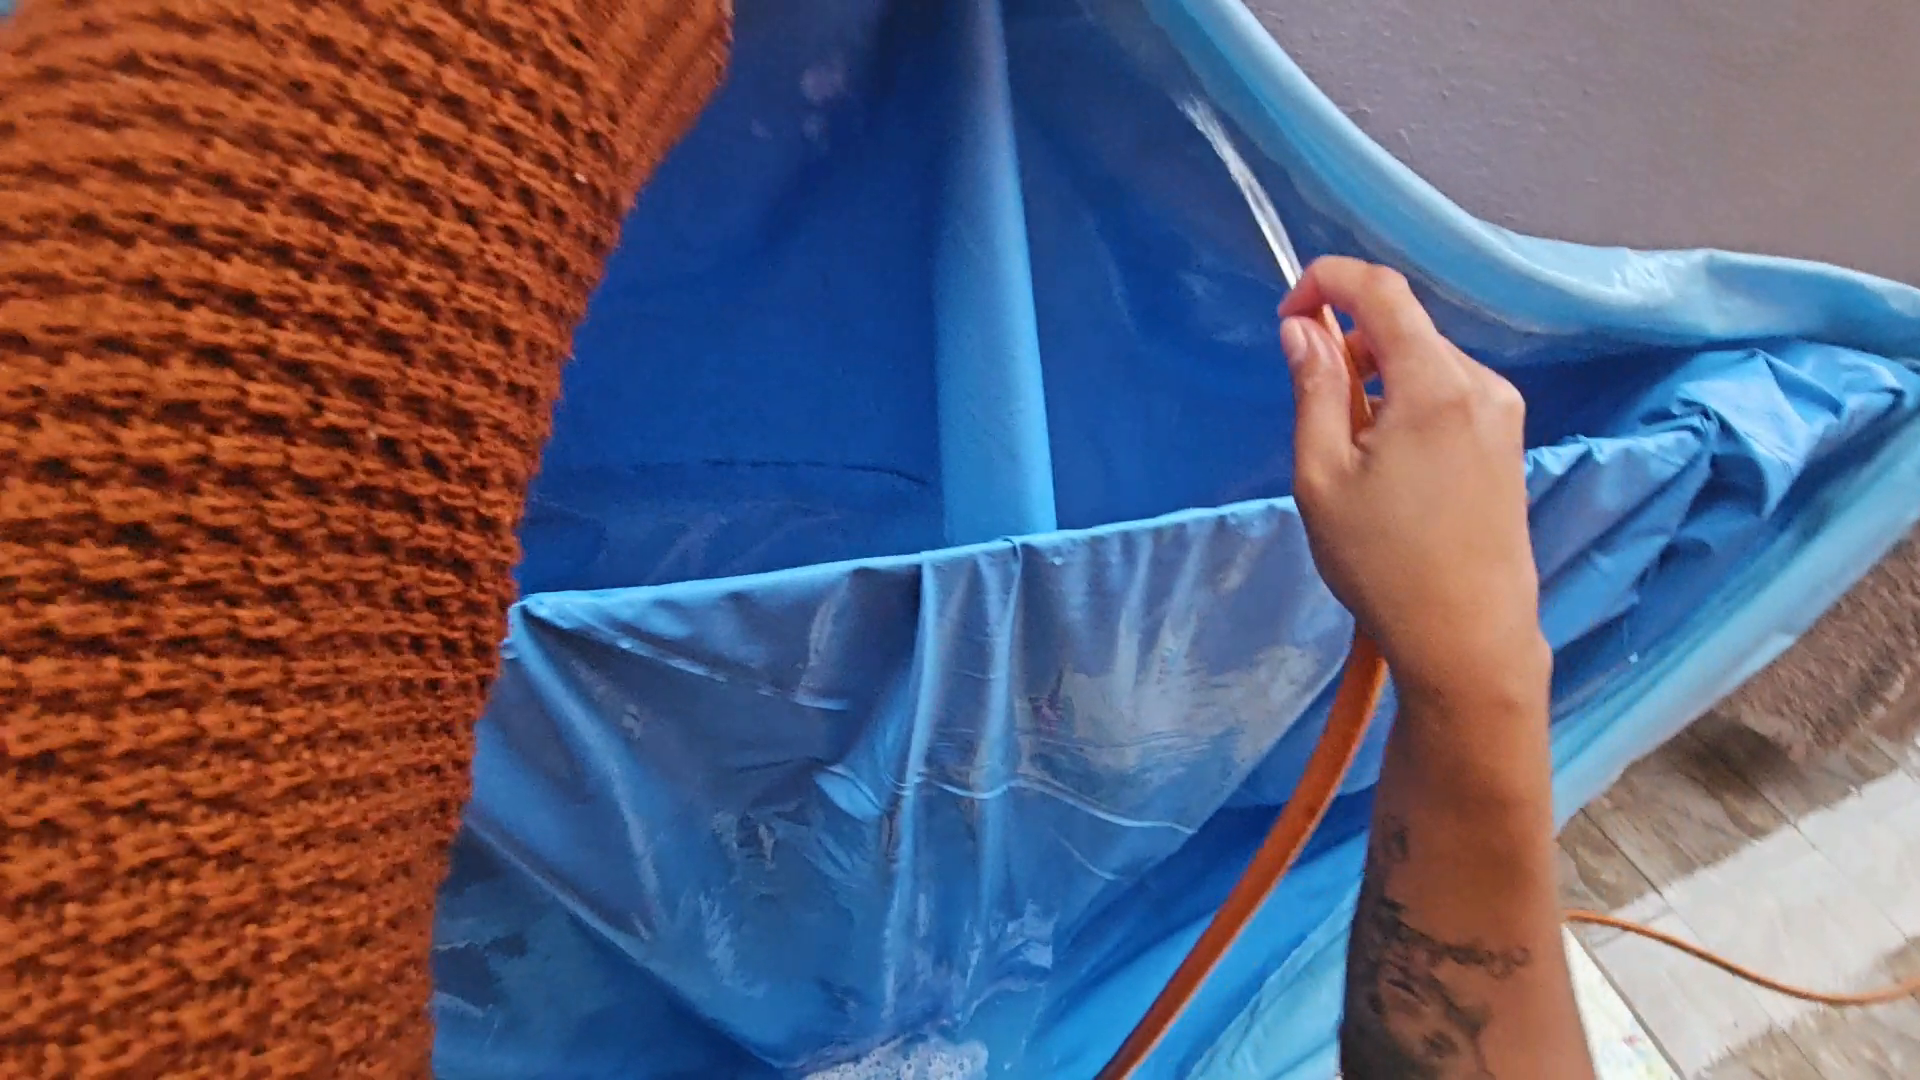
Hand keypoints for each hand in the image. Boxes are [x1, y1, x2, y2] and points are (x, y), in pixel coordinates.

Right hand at [1279, 257, 1548, 716]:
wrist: (1466, 634)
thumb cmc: (1379, 558)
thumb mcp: (1321, 474)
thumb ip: (1314, 389)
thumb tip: (1302, 328)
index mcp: (1433, 385)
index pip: (1382, 291)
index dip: (1328, 281)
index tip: (1286, 314)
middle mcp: (1480, 383)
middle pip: (1404, 326)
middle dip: (1347, 342)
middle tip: (1310, 404)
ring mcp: (1502, 411)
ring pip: (1423, 361)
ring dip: (1373, 377)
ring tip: (1347, 449)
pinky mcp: (1506, 439)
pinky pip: (1445, 392)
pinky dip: (1402, 400)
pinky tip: (1386, 461)